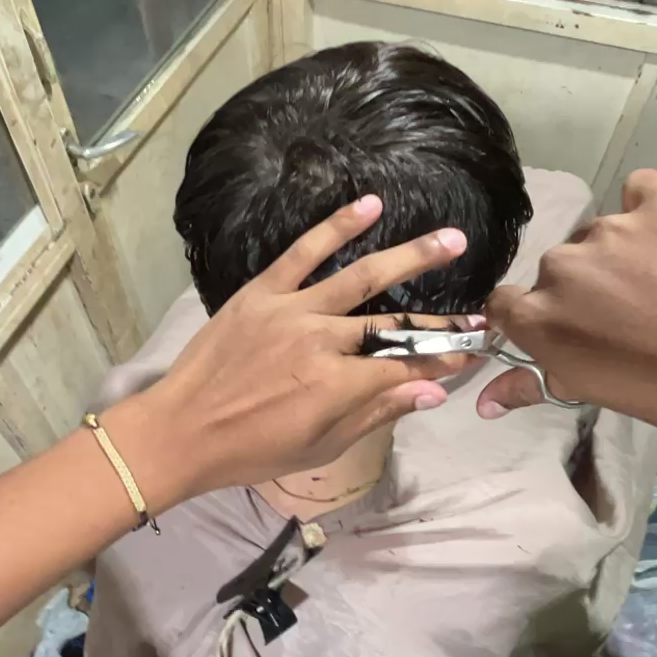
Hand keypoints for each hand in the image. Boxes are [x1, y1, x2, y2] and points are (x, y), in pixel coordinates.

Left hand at [108, 195, 471, 506]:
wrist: (180, 430)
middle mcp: (322, 340)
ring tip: (451, 239)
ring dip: (411, 257)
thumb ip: (374, 414)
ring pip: (361, 277)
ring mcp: (291, 310)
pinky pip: (303, 252)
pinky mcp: (261, 291)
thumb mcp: (318, 448)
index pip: (406, 366)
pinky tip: (370, 206)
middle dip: (440, 323)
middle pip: (393, 325)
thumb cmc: (251, 451)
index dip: (442, 361)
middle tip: (476, 313)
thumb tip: (431, 392)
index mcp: (338, 385)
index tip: (470, 353)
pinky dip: (337, 227)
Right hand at [477, 170, 656, 471]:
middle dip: (583, 289)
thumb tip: (480, 403)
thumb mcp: (588, 391)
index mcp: (536, 314)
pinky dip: (650, 209)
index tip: (569, 326)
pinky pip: (640, 191)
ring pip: (598, 237)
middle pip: (557, 269)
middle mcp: (561, 265)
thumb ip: (526, 386)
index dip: (535, 314)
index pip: (506, 301)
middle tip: (629, 315)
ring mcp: (612, 228)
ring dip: (618, 255)